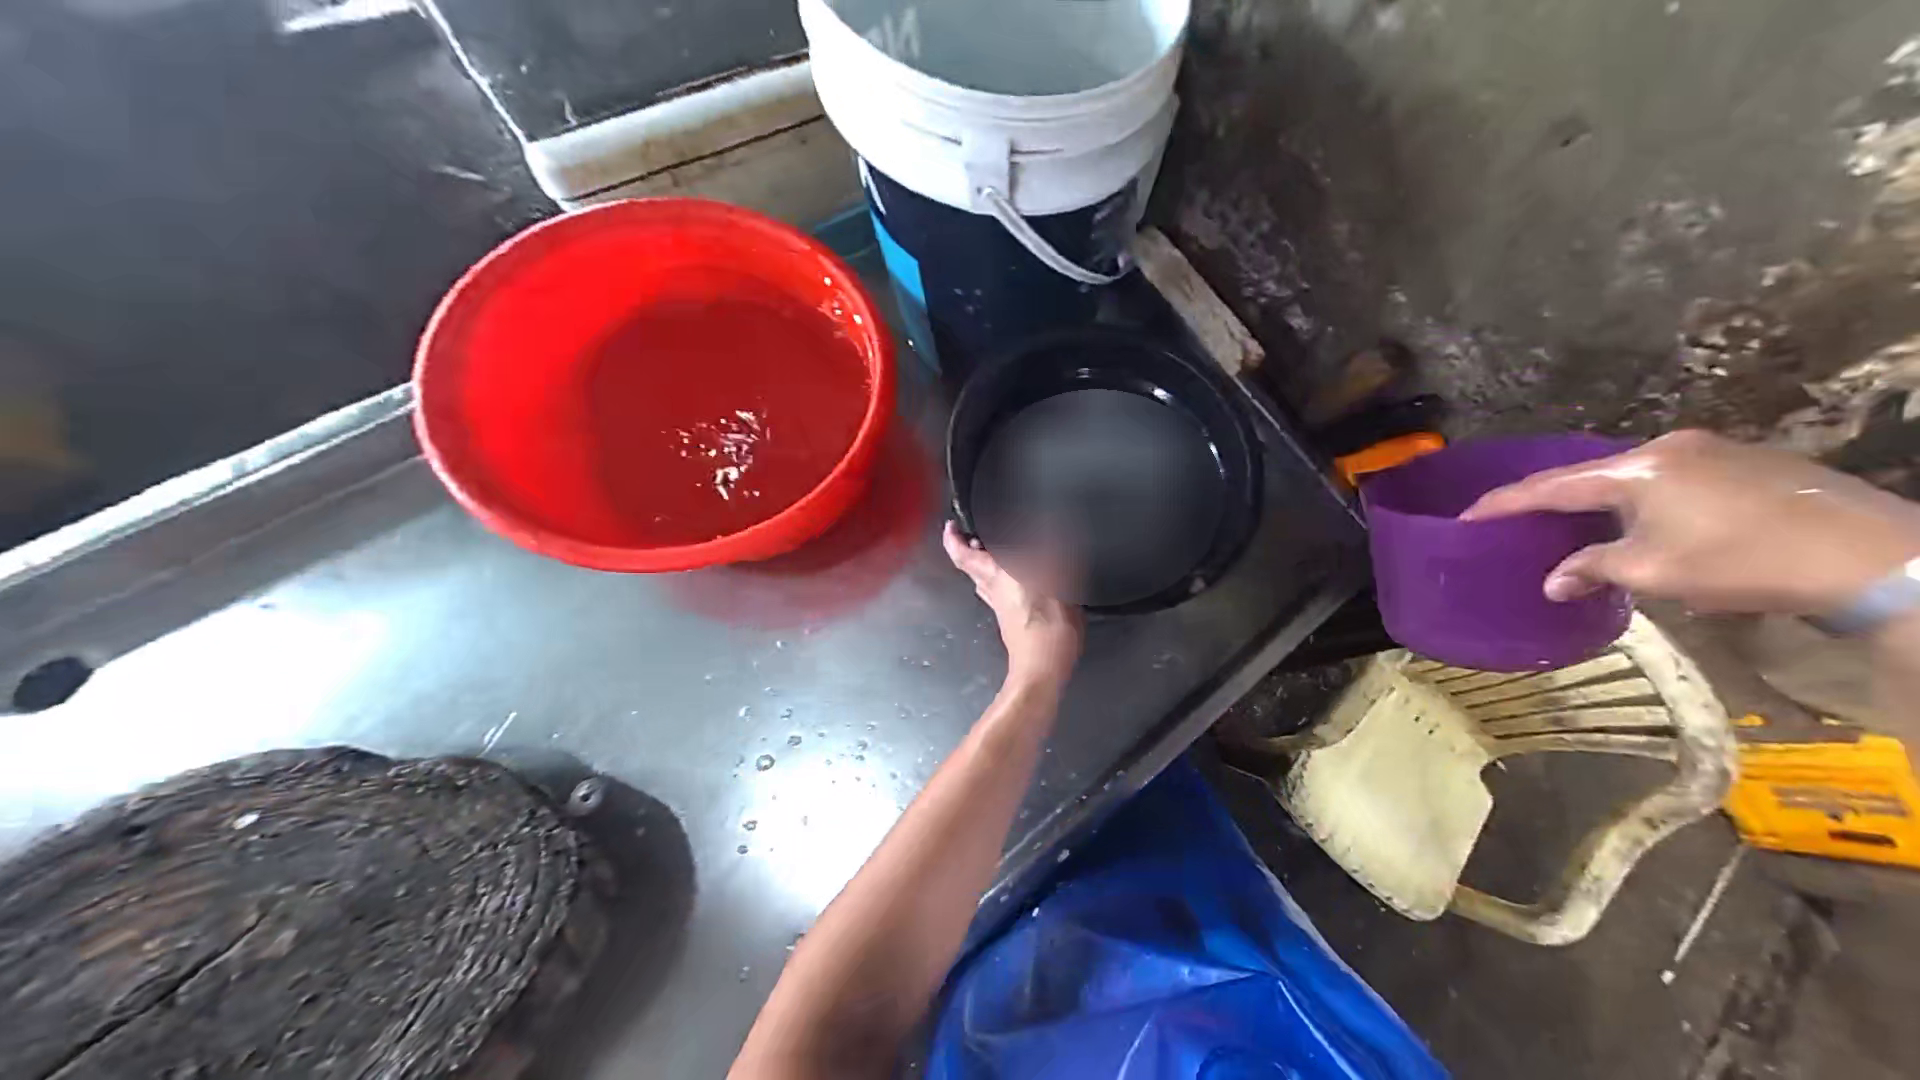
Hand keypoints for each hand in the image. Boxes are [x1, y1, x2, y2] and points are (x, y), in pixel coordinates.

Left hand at [942, 521, 1083, 690]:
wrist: (1041, 669)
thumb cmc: (1048, 627)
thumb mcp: (1058, 581)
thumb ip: (1051, 557)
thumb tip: (1047, 539)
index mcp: (997, 575)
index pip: (963, 555)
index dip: (952, 539)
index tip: (950, 526)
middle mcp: (992, 589)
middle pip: (970, 565)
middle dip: (970, 547)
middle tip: (975, 532)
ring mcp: (998, 606)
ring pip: (981, 579)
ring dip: (982, 563)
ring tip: (994, 549)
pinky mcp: (1007, 618)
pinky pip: (995, 590)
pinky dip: (997, 578)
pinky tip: (1014, 575)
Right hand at [1459, 430, 1919, 614]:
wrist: (1876, 556)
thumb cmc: (1743, 561)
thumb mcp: (1652, 572)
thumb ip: (1591, 569)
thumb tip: (1552, 583)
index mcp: (1634, 471)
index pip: (1547, 487)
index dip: (1501, 504)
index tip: (1465, 516)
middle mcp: (1666, 448)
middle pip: (1587, 474)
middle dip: (1548, 499)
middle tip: (1514, 519)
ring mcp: (1711, 449)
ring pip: (1628, 474)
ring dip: (1596, 500)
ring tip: (1570, 522)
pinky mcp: (1746, 461)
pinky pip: (1666, 476)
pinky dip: (1637, 497)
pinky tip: (1636, 518)